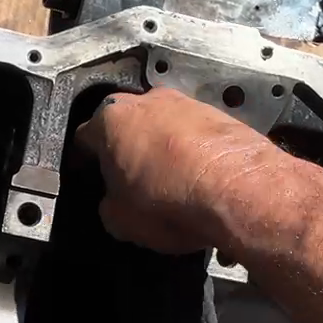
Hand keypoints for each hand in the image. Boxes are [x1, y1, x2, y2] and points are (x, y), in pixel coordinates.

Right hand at [75, 87, 283, 252]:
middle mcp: (147, 102)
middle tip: (129, 183)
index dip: (84, 161)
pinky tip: (197, 181)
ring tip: (169, 186)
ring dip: (161, 150)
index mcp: (110, 120)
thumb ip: (107, 205)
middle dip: (126, 150)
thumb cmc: (175, 201)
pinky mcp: (220, 115)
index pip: (83, 138)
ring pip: (162, 127)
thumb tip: (114, 204)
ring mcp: (186, 104)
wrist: (239, 192)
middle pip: (125, 126)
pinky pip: (195, 135)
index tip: (89, 174)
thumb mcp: (119, 220)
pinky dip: (192, 153)